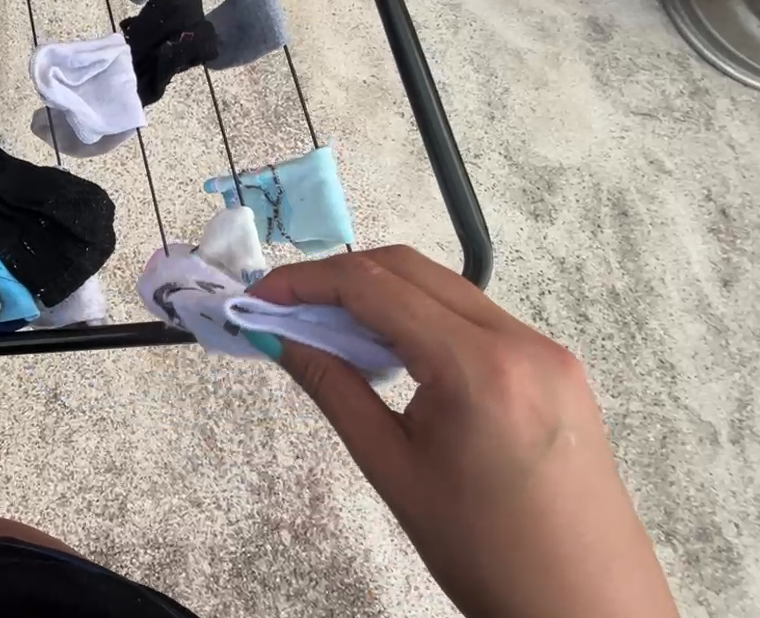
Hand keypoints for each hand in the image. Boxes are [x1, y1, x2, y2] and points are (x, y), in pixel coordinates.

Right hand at [250, 246, 676, 617]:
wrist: (593, 617)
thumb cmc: (483, 549)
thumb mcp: (388, 462)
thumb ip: (327, 382)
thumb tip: (271, 332)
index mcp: (480, 368)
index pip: (372, 286)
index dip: (303, 280)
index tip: (258, 296)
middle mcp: (522, 343)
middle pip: (405, 268)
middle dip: (334, 276)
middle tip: (284, 305)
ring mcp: (547, 353)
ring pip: (437, 284)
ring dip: (372, 290)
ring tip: (323, 324)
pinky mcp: (554, 370)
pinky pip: (467, 313)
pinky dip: (411, 312)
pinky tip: (382, 346)